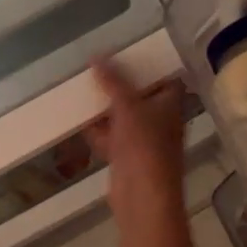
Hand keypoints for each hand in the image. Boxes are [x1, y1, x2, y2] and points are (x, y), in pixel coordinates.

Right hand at [87, 57, 187, 217]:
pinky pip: (110, 135)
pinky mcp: (126, 156)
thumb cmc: (145, 145)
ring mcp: (143, 139)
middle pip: (140, 94)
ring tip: (83, 85)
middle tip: (99, 65)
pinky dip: (96, 128)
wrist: (143, 197)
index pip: (165, 76)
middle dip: (120, 83)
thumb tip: (97, 56)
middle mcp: (160, 119)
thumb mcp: (127, 105)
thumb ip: (112, 81)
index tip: (130, 49)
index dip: (150, 63)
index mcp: (170, 103)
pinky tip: (77, 116)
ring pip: (122, 115)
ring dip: (105, 105)